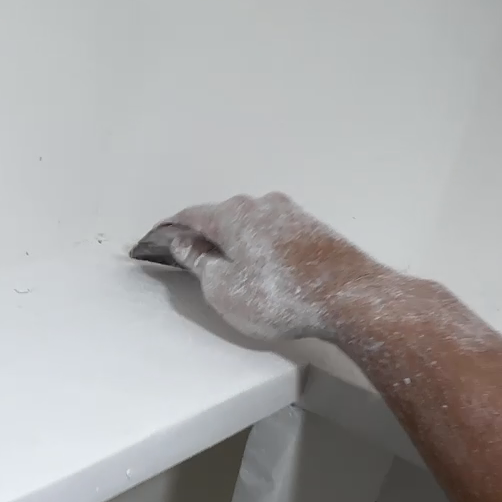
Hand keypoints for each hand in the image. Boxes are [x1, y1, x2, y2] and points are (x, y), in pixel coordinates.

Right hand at [130, 192, 386, 341]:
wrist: (349, 298)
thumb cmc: (276, 296)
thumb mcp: (222, 287)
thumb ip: (198, 261)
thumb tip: (182, 242)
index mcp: (231, 214)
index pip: (188, 216)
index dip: (168, 231)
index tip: (152, 243)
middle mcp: (259, 204)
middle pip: (219, 217)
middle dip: (201, 235)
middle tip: (188, 259)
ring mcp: (289, 213)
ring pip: (247, 224)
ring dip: (230, 240)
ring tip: (224, 266)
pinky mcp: (310, 228)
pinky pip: (268, 232)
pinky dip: (253, 244)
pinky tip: (256, 265)